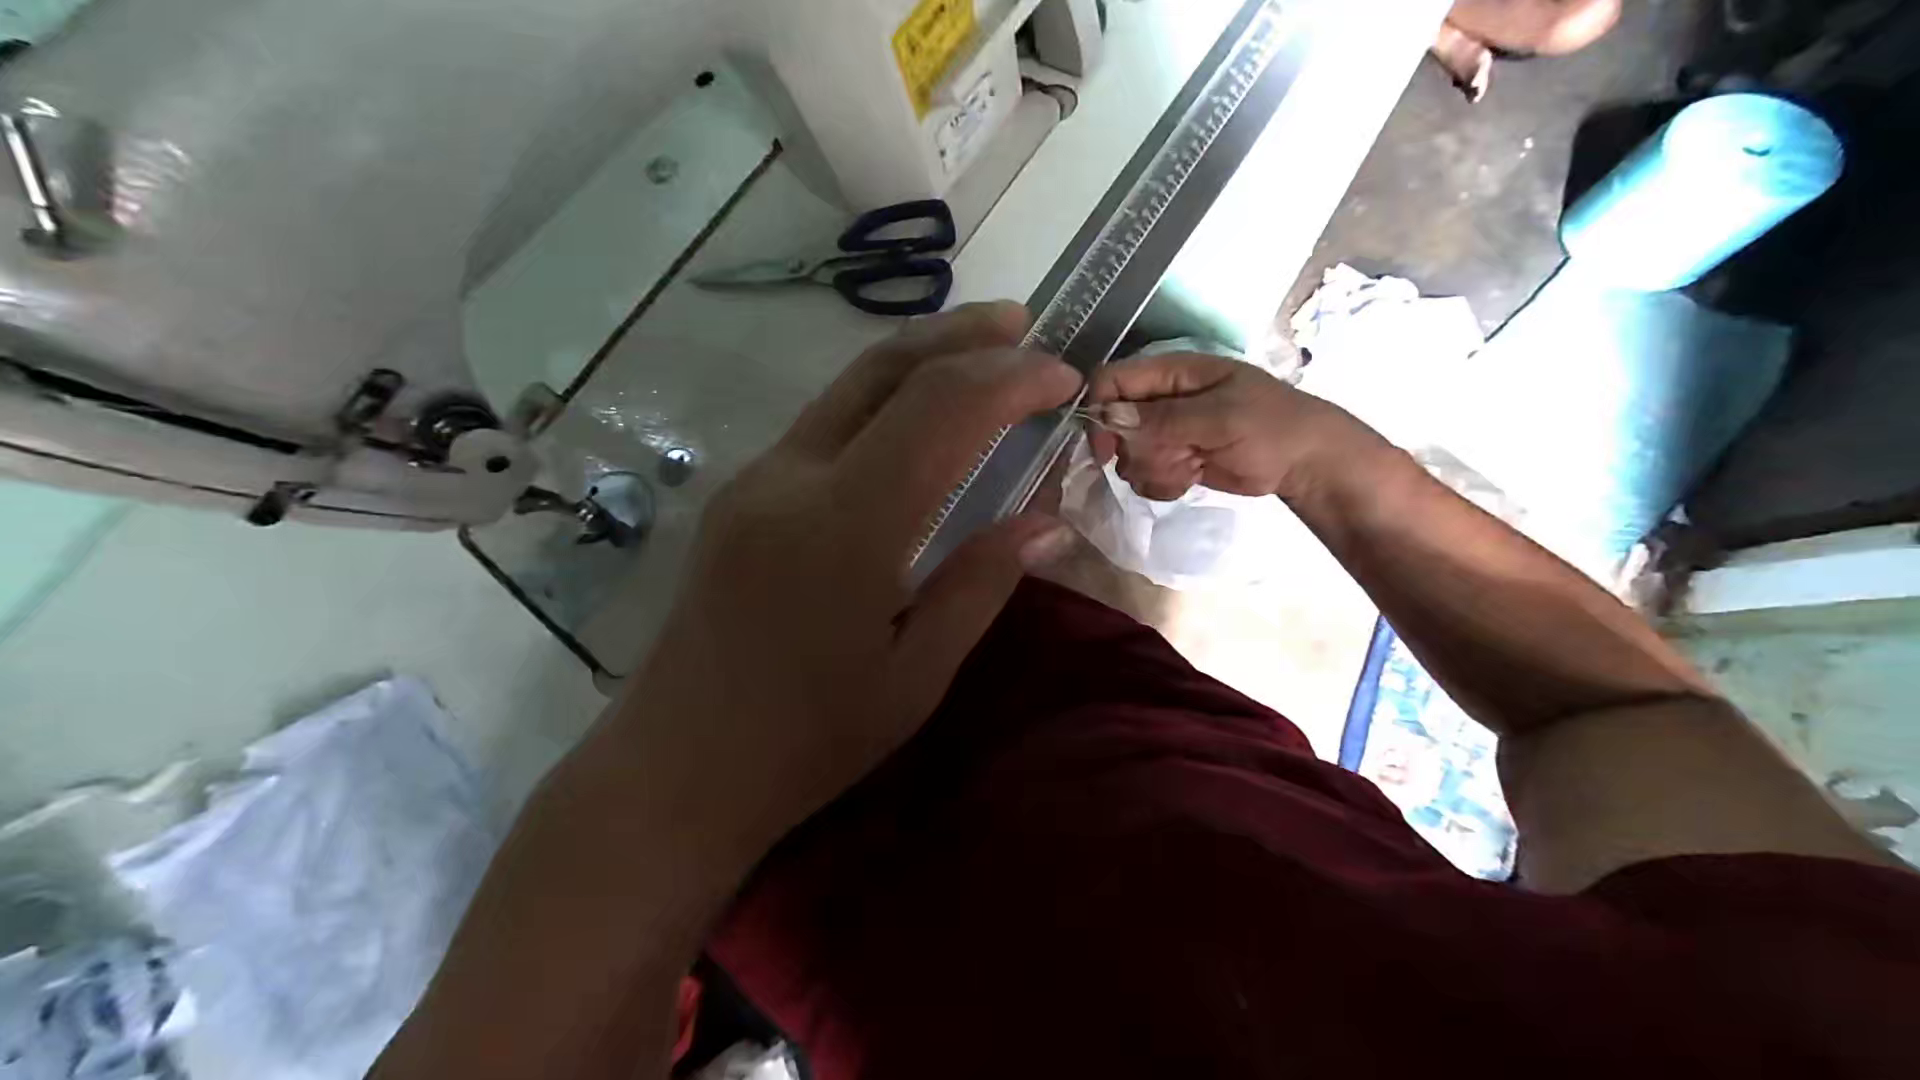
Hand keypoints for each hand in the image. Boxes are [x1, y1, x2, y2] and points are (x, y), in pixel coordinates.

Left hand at [617, 302, 1082, 867]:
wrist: (676, 768)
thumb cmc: (807, 741)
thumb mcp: (916, 677)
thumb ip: (980, 584)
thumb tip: (1046, 521)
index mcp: (844, 527)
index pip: (939, 410)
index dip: (1010, 380)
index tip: (1064, 379)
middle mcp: (791, 480)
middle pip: (884, 370)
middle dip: (964, 336)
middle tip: (1026, 326)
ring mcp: (755, 481)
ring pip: (847, 388)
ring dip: (921, 358)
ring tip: (982, 351)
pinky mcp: (740, 496)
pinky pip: (823, 424)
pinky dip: (883, 400)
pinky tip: (917, 418)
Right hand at [1087, 351, 1381, 502]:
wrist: (1303, 462)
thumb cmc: (1270, 426)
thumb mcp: (1219, 417)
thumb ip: (1163, 418)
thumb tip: (1108, 416)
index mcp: (1172, 372)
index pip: (1111, 381)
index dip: (1099, 411)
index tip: (1106, 447)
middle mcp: (1161, 399)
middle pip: (1114, 425)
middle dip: (1136, 449)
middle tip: (1171, 456)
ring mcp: (1165, 431)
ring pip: (1127, 455)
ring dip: (1153, 469)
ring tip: (1189, 466)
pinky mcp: (1171, 459)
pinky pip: (1143, 475)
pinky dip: (1162, 483)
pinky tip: (1189, 479)